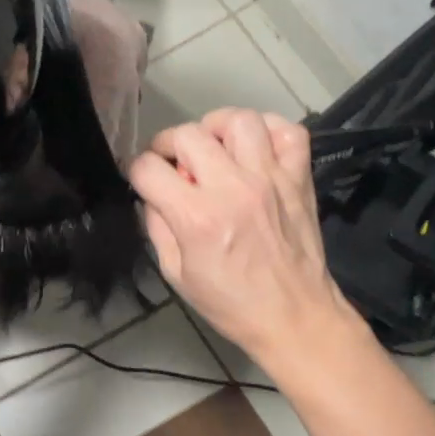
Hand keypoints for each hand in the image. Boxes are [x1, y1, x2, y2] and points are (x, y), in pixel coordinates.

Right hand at [128, 108, 363, 367]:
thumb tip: (151, 196)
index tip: (141, 180)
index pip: (149, 168)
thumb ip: (157, 227)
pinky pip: (287, 130)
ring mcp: (270, 178)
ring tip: (212, 148)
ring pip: (238, 120)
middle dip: (168, 144)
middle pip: (188, 135)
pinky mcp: (299, 178)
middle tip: (172, 164)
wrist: (294, 315)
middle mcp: (232, 188)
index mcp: (195, 217)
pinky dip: (266, 129)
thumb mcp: (175, 272)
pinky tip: (252, 148)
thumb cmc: (229, 302)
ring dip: (215, 128)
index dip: (135, 170)